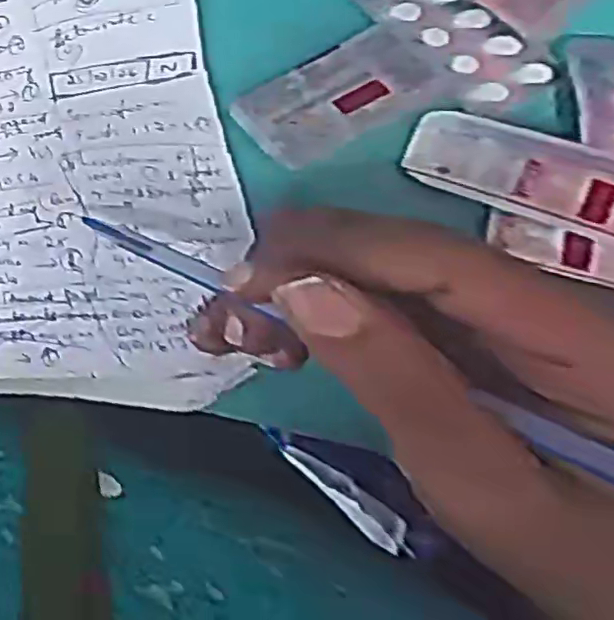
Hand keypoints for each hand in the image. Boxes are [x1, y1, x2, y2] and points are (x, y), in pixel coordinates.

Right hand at [192, 208, 613, 619]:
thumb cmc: (571, 554)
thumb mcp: (484, 486)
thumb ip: (398, 383)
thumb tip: (297, 288)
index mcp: (578, 335)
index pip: (425, 254)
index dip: (319, 252)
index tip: (237, 289)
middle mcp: (543, 302)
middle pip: (387, 249)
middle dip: (284, 273)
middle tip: (224, 322)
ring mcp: (509, 313)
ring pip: (368, 265)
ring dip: (284, 291)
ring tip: (237, 337)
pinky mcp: (477, 329)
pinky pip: (376, 292)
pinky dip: (310, 307)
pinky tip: (278, 340)